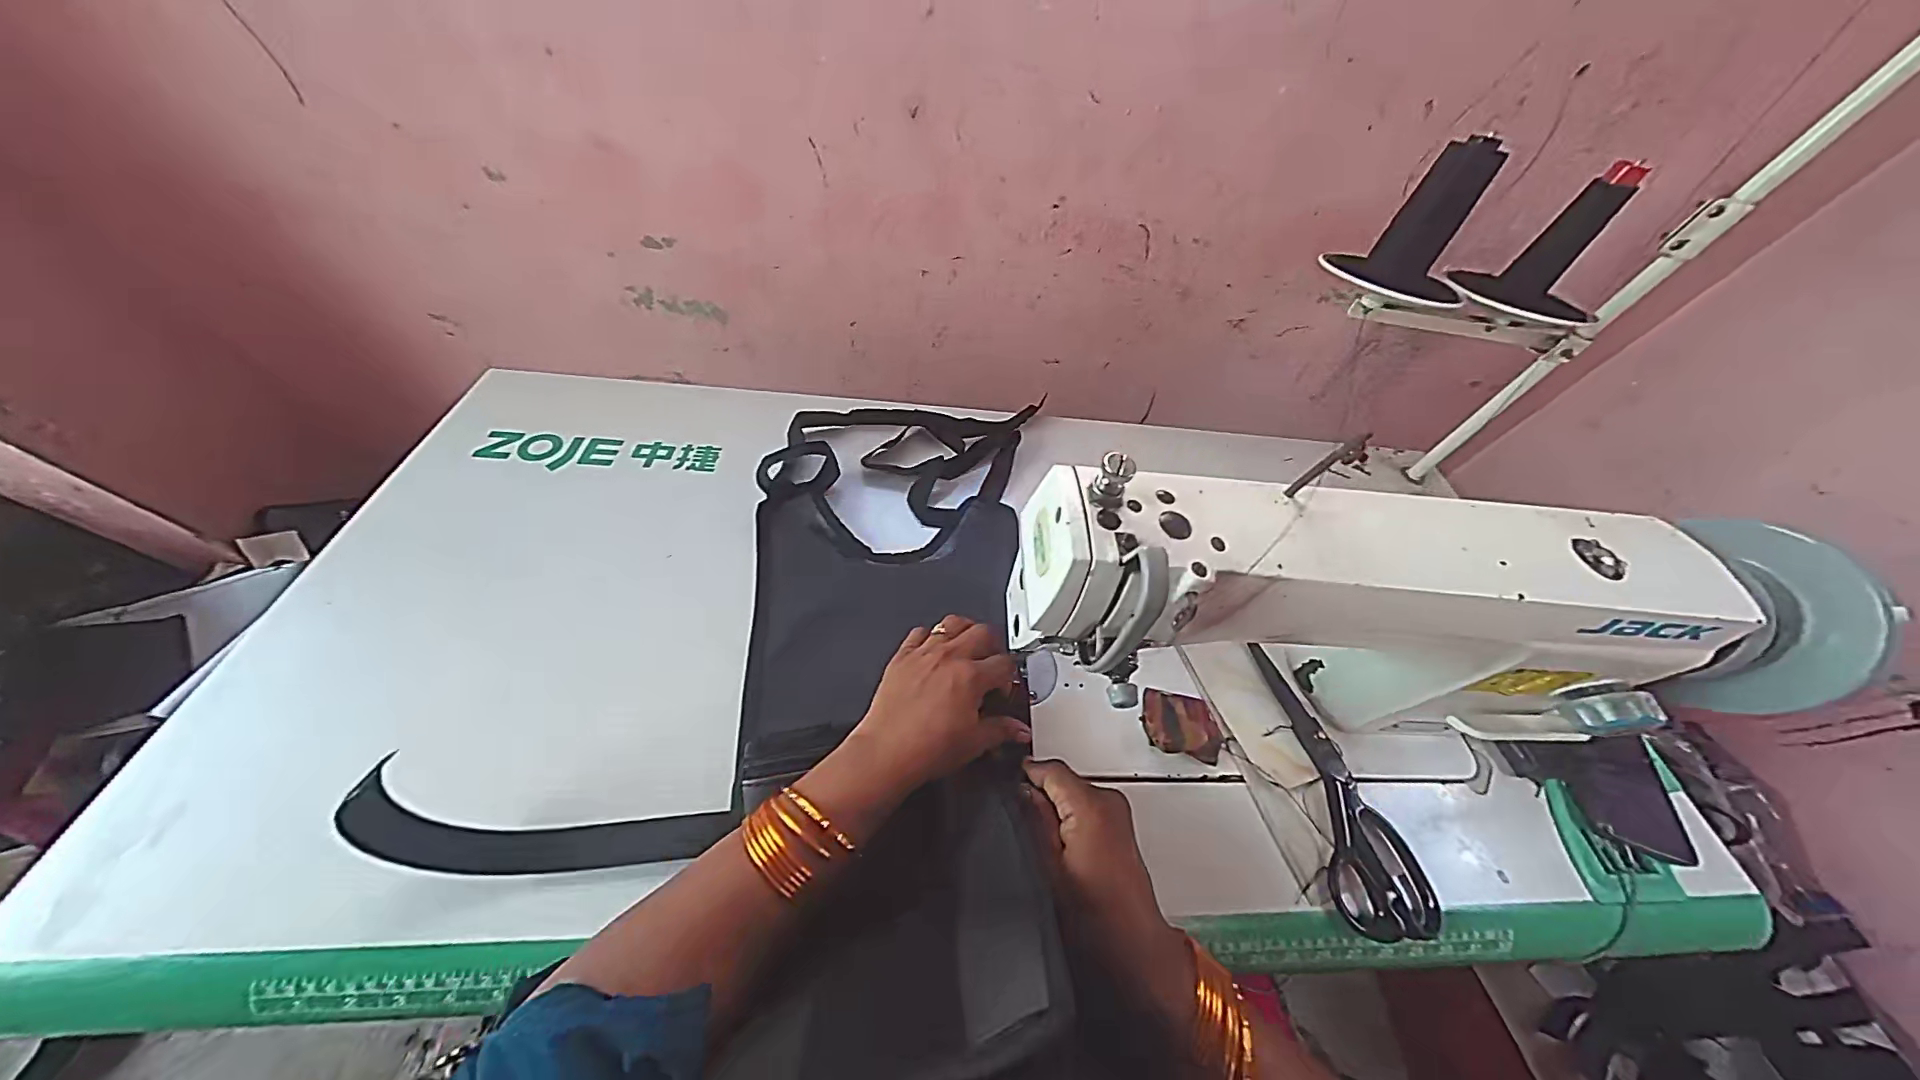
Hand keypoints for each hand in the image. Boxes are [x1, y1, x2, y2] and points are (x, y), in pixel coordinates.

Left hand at [845, 615, 1030, 794]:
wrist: (886, 752)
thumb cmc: (924, 748)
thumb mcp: (974, 743)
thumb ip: (1000, 730)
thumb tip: (1016, 729)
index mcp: (970, 677)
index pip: (1004, 664)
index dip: (1009, 676)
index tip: (1003, 686)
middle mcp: (948, 658)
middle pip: (983, 633)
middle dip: (994, 646)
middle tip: (992, 662)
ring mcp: (923, 654)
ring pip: (952, 623)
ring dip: (965, 631)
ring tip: (968, 645)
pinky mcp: (902, 657)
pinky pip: (919, 633)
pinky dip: (929, 637)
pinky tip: (933, 650)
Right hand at [1021, 758, 1194, 1027]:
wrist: (1131, 944)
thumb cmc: (1095, 917)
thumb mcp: (1047, 866)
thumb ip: (1032, 819)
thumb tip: (1021, 789)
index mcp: (1091, 805)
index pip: (1050, 768)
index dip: (1023, 774)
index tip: (1004, 785)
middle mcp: (1109, 801)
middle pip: (1062, 779)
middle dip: (1039, 795)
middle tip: (1021, 824)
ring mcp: (1118, 814)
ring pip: (1073, 794)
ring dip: (1055, 809)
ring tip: (1045, 846)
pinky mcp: (1120, 826)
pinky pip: (1086, 808)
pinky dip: (1071, 819)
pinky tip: (1063, 851)